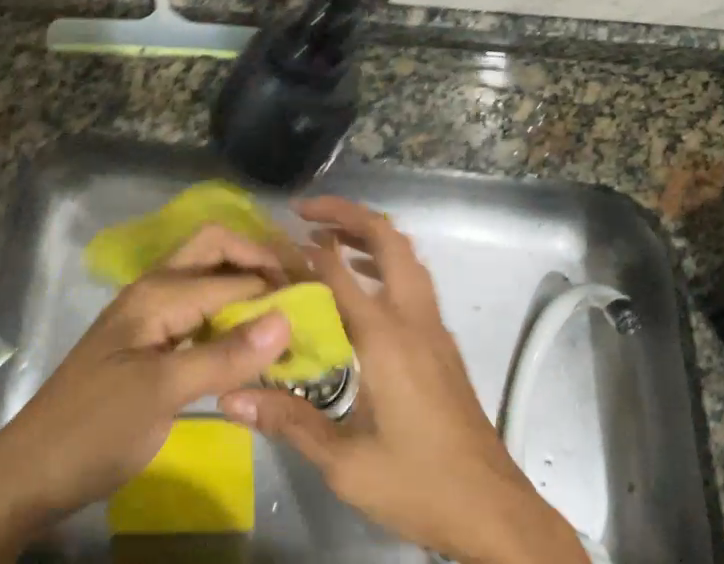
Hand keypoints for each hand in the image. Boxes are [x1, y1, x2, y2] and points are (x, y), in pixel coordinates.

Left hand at [0, 224, 292, 515]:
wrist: (35, 469)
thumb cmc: (97, 427)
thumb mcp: (163, 391)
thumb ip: (225, 354)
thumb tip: (287, 318)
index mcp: (158, 293)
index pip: (233, 274)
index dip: (279, 284)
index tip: (324, 303)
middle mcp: (154, 291)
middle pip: (215, 251)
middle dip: (259, 260)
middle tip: (303, 289)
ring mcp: (149, 317)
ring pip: (207, 281)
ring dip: (246, 287)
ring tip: (288, 313)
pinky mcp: (149, 344)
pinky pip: (198, 314)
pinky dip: (228, 318)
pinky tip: (252, 343)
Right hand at [219, 197, 588, 563]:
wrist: (493, 511)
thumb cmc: (418, 483)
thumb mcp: (344, 463)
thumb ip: (288, 421)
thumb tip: (229, 397)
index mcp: (386, 338)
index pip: (337, 271)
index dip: (302, 249)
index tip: (270, 241)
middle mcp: (413, 319)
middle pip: (388, 239)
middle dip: (347, 214)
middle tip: (304, 213)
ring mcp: (435, 329)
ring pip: (408, 256)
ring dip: (370, 234)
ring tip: (327, 238)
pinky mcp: (444, 345)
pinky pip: (415, 280)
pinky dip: (387, 261)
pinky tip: (363, 286)